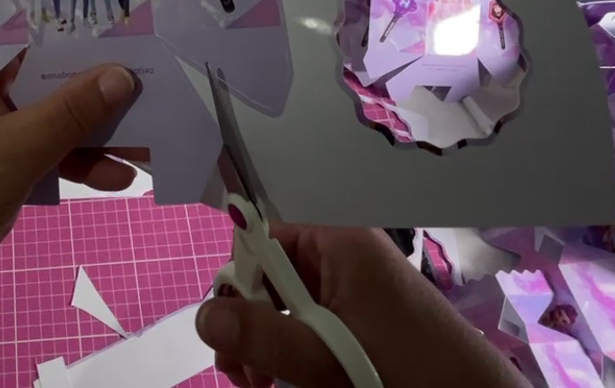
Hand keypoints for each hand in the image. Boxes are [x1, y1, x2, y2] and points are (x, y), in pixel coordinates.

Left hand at [0, 56, 139, 300]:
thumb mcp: (13, 150)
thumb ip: (69, 112)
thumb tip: (122, 74)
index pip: (29, 41)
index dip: (78, 38)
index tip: (129, 35)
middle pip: (48, 81)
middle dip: (98, 91)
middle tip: (152, 88)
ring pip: (55, 119)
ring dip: (97, 133)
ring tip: (149, 142)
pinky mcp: (5, 165)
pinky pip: (51, 152)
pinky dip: (81, 163)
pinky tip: (119, 177)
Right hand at [196, 225, 525, 387]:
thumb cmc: (411, 372)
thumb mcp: (328, 357)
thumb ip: (264, 338)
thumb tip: (202, 317)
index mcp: (335, 241)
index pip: (261, 241)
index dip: (240, 286)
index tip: (232, 338)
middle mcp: (343, 258)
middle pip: (272, 280)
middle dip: (252, 328)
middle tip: (246, 381)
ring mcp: (357, 294)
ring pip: (290, 312)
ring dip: (272, 351)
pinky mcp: (368, 327)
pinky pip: (316, 332)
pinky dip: (300, 361)